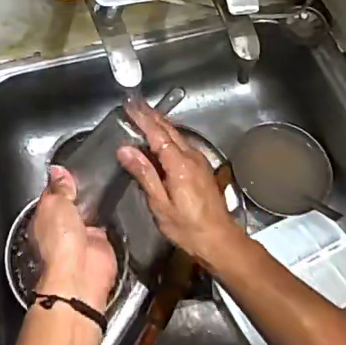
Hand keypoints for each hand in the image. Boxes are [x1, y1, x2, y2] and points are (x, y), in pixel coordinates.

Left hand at [33, 166, 116, 307]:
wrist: (80, 276)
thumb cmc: (59, 244)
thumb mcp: (55, 203)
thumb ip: (59, 186)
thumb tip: (57, 171)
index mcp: (44, 218)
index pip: (52, 194)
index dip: (60, 181)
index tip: (69, 167)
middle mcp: (62, 228)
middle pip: (72, 202)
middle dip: (79, 192)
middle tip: (90, 175)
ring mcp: (82, 236)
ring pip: (89, 213)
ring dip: (95, 204)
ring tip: (103, 186)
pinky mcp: (101, 244)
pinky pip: (106, 225)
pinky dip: (110, 217)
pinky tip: (113, 204)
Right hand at [116, 99, 245, 267]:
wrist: (220, 240)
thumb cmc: (188, 228)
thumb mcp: (160, 205)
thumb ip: (144, 174)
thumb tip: (125, 150)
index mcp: (179, 164)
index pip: (157, 133)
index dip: (142, 118)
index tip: (130, 106)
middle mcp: (191, 156)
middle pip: (168, 129)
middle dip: (151, 114)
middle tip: (134, 103)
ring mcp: (199, 160)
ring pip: (176, 134)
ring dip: (159, 122)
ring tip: (144, 114)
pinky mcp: (202, 167)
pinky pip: (182, 143)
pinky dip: (168, 134)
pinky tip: (160, 137)